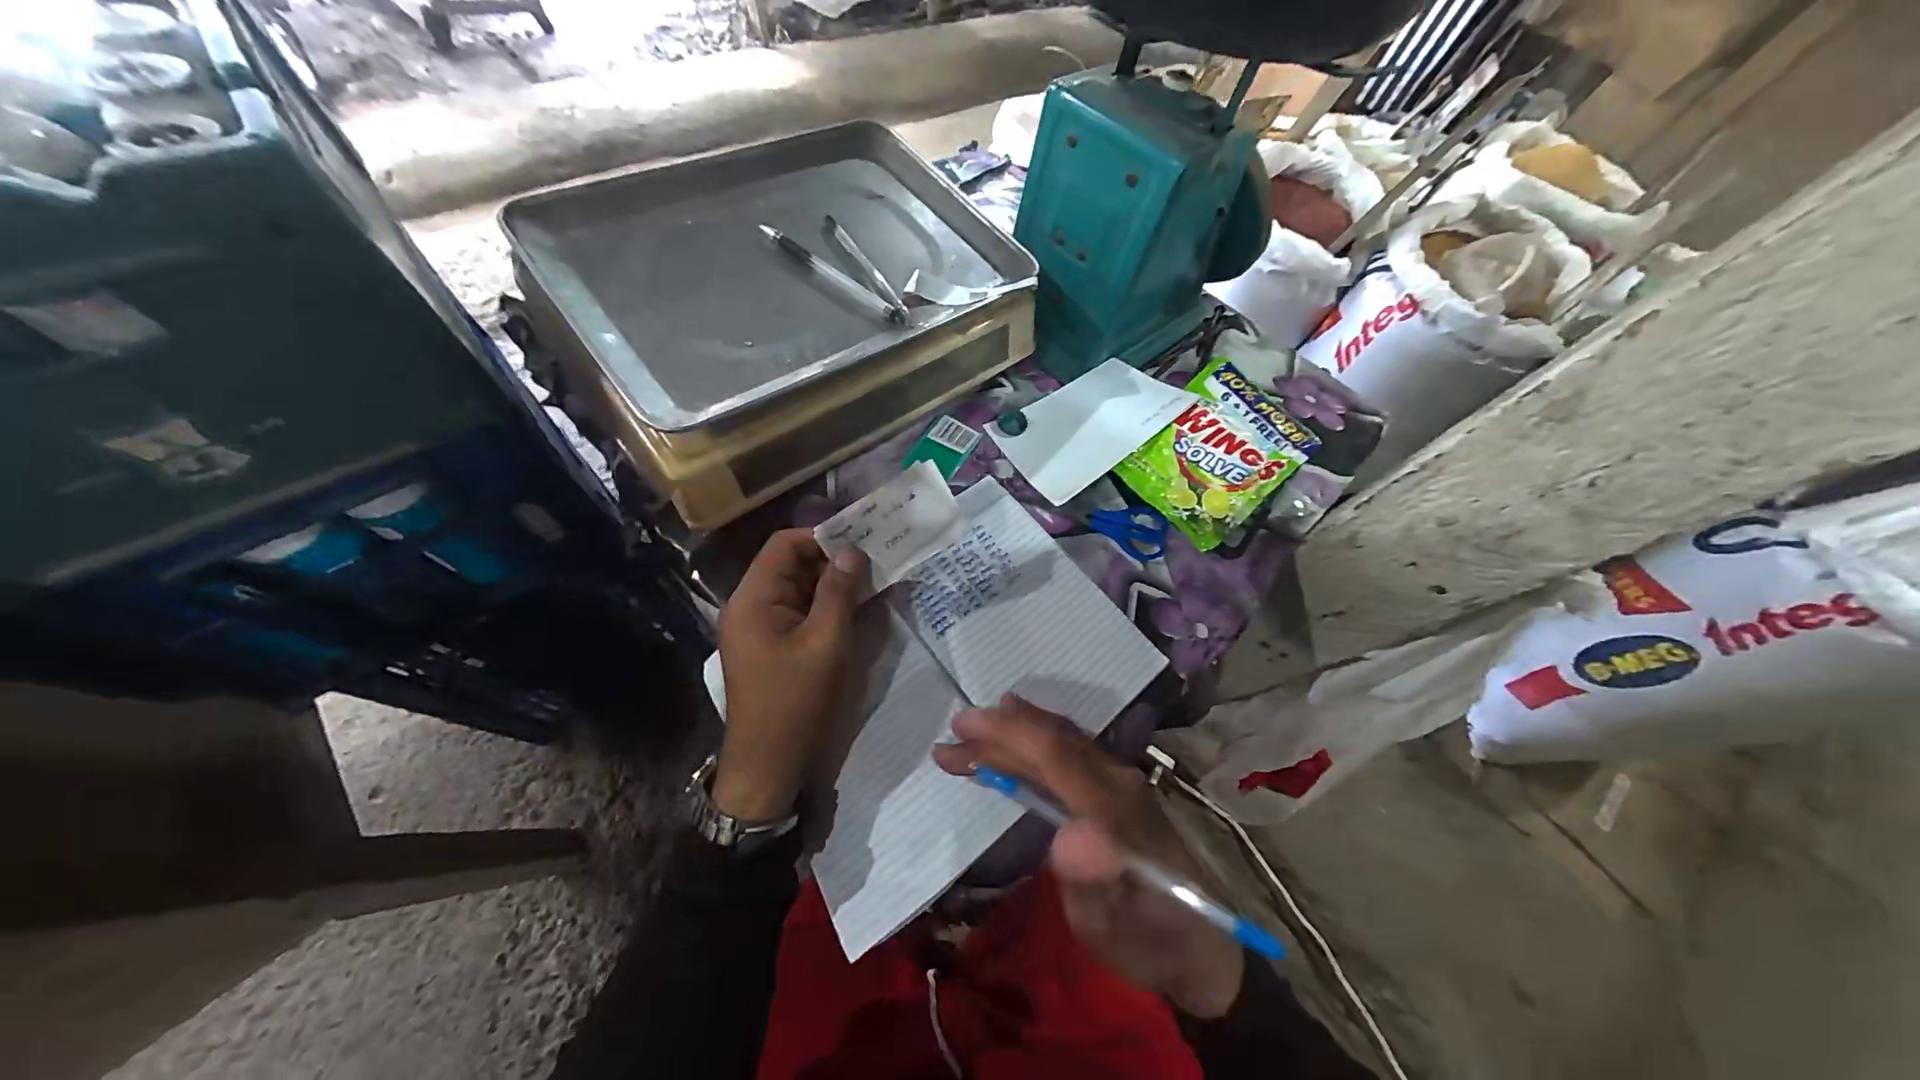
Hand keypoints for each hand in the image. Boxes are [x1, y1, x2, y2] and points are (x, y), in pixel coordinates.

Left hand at [714, 530, 865, 821]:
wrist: (768, 765)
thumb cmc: (795, 702)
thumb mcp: (825, 643)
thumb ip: (839, 593)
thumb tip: (852, 551)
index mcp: (753, 599)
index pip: (784, 545)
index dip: (822, 537)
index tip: (862, 541)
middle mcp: (750, 606)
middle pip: (791, 565)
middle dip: (832, 560)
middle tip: (876, 561)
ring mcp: (759, 628)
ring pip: (798, 589)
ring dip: (833, 585)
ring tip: (874, 582)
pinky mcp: (772, 646)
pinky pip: (799, 613)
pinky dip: (826, 607)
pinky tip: (856, 610)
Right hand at [932, 698, 1246, 1018]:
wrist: (1202, 950)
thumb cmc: (1149, 940)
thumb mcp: (1115, 927)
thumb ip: (1093, 881)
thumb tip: (1066, 836)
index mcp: (1114, 806)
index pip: (1055, 751)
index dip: (1007, 733)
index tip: (962, 727)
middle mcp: (1118, 781)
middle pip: (1054, 739)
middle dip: (1000, 730)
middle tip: (953, 731)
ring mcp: (1121, 784)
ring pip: (1062, 742)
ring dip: (1014, 735)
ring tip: (971, 734)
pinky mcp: (1118, 794)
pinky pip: (1070, 754)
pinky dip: (1033, 746)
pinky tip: (1016, 747)